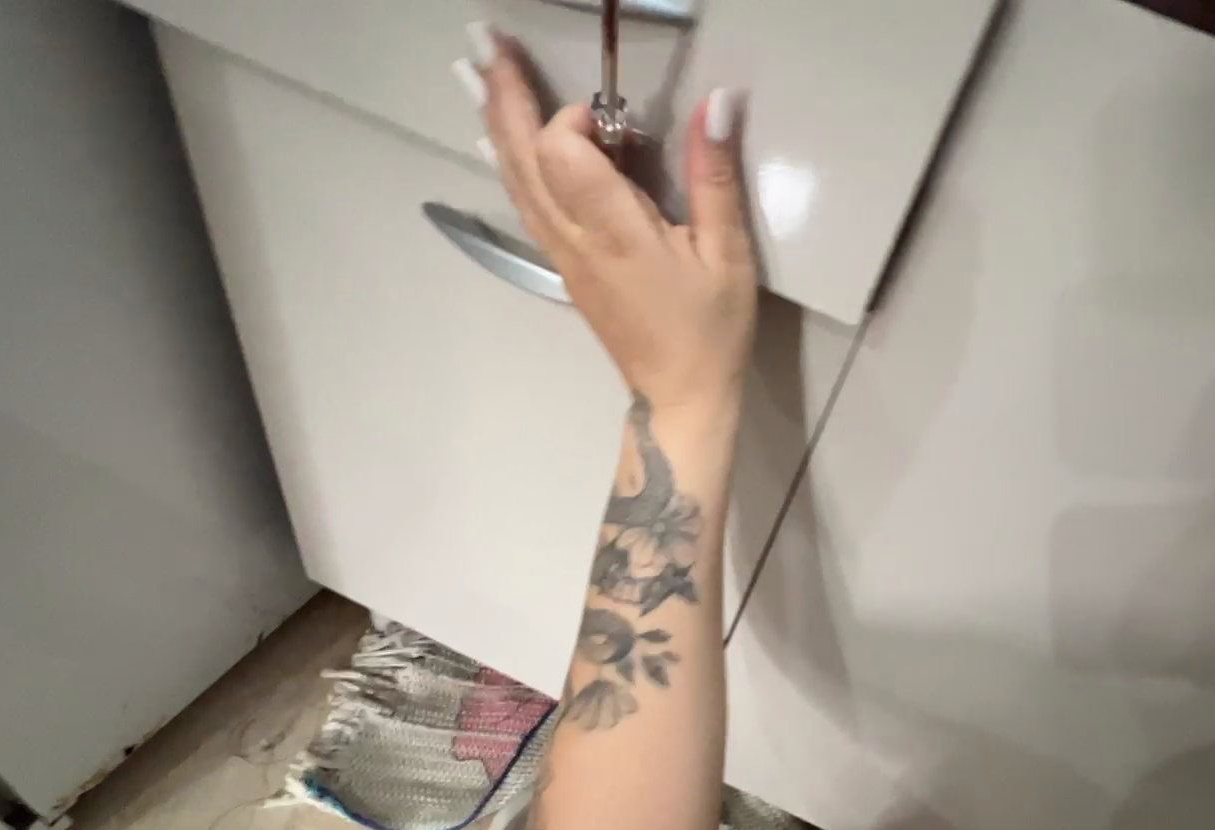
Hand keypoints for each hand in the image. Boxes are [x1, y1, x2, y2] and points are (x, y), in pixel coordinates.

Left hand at [469, 28, 757, 412]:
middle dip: (506, 100)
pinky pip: (528, 209)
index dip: (573, 118)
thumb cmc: (710, 332)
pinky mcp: (566, 273)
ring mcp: (564, 260)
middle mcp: (576, 243)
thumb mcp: (728, 256)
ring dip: (499, 129)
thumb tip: (717, 104)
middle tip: (490, 46)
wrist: (680, 398)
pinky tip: (507, 149)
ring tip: (486, 81)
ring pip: (517, 186)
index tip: (609, 114)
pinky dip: (513, 168)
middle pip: (523, 161)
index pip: (562, 152)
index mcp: (616, 234)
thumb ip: (715, 178)